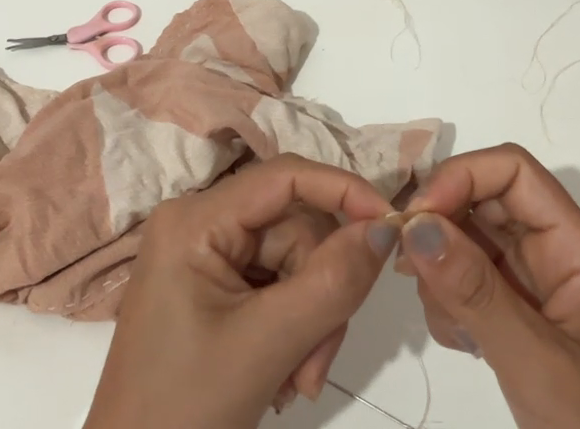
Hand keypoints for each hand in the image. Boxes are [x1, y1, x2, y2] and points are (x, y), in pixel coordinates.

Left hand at [84, 155, 399, 428]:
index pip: (284, 177)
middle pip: (296, 229)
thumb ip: (331, 282)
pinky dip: (295, 332)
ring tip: (295, 381)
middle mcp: (200, 224)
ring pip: (296, 264)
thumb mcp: (267, 343)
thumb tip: (387, 228)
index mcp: (195, 219)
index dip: (343, 191)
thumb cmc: (186, 403)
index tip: (393, 228)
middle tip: (314, 365)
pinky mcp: (216, 289)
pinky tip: (281, 377)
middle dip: (320, 294)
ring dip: (312, 323)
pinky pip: (280, 290)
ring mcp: (208, 257)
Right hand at [398, 145, 579, 428]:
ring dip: (443, 270)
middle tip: (408, 270)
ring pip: (471, 241)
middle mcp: (557, 255)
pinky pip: (471, 281)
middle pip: (485, 202)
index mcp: (578, 250)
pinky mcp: (522, 317)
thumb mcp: (539, 364)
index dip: (460, 177)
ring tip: (452, 325)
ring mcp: (538, 287)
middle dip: (441, 225)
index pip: (513, 172)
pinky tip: (462, 343)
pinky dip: (450, 301)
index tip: (415, 220)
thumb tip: (415, 225)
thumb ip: (475, 293)